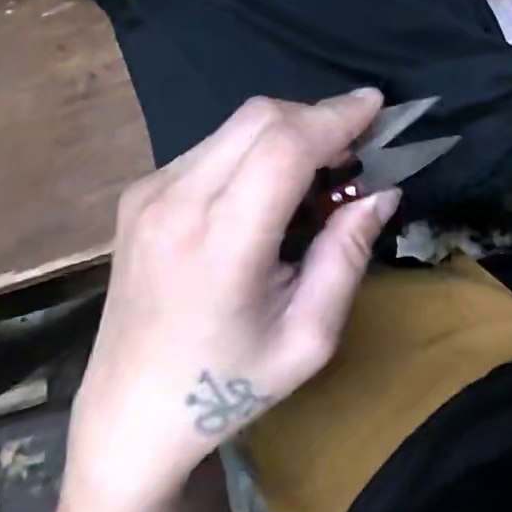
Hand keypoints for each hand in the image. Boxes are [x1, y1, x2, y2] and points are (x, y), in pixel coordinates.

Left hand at [65, 90, 400, 509]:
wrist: (131, 407)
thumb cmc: (228, 384)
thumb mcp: (307, 338)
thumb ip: (346, 255)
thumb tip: (381, 191)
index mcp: (220, 244)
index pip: (282, 147)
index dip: (334, 116)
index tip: (376, 104)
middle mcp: (175, 201)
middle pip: (258, 118)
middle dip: (315, 117)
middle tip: (352, 146)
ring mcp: (149, 191)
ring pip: (233, 126)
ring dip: (284, 132)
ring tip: (315, 172)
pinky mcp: (139, 191)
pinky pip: (210, 147)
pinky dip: (251, 150)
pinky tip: (267, 190)